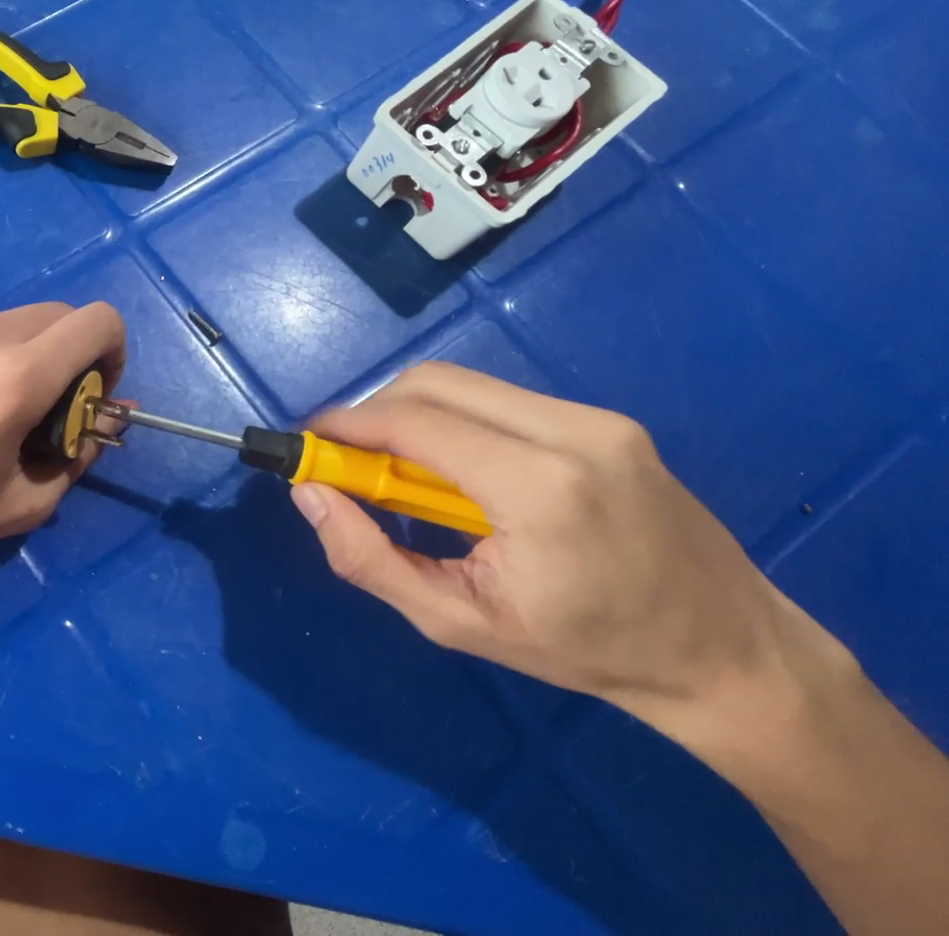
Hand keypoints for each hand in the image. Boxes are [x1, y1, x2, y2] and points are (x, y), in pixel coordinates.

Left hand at [0, 302, 125, 590]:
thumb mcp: (20, 505)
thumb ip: (79, 455)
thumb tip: (109, 417)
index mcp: (16, 378)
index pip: (99, 322)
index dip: (110, 352)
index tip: (87, 390)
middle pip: (53, 318)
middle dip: (60, 358)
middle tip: (30, 408)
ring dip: (2, 357)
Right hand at [292, 362, 839, 724]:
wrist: (729, 654)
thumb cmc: (585, 651)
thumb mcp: (457, 622)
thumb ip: (368, 558)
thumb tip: (310, 496)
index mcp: (536, 486)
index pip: (413, 421)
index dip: (345, 426)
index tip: (305, 447)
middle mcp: (571, 431)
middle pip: (434, 382)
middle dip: (372, 412)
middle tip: (347, 462)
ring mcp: (600, 419)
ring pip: (468, 384)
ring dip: (413, 415)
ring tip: (401, 474)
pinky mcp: (610, 422)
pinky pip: (504, 401)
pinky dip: (457, 422)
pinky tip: (460, 474)